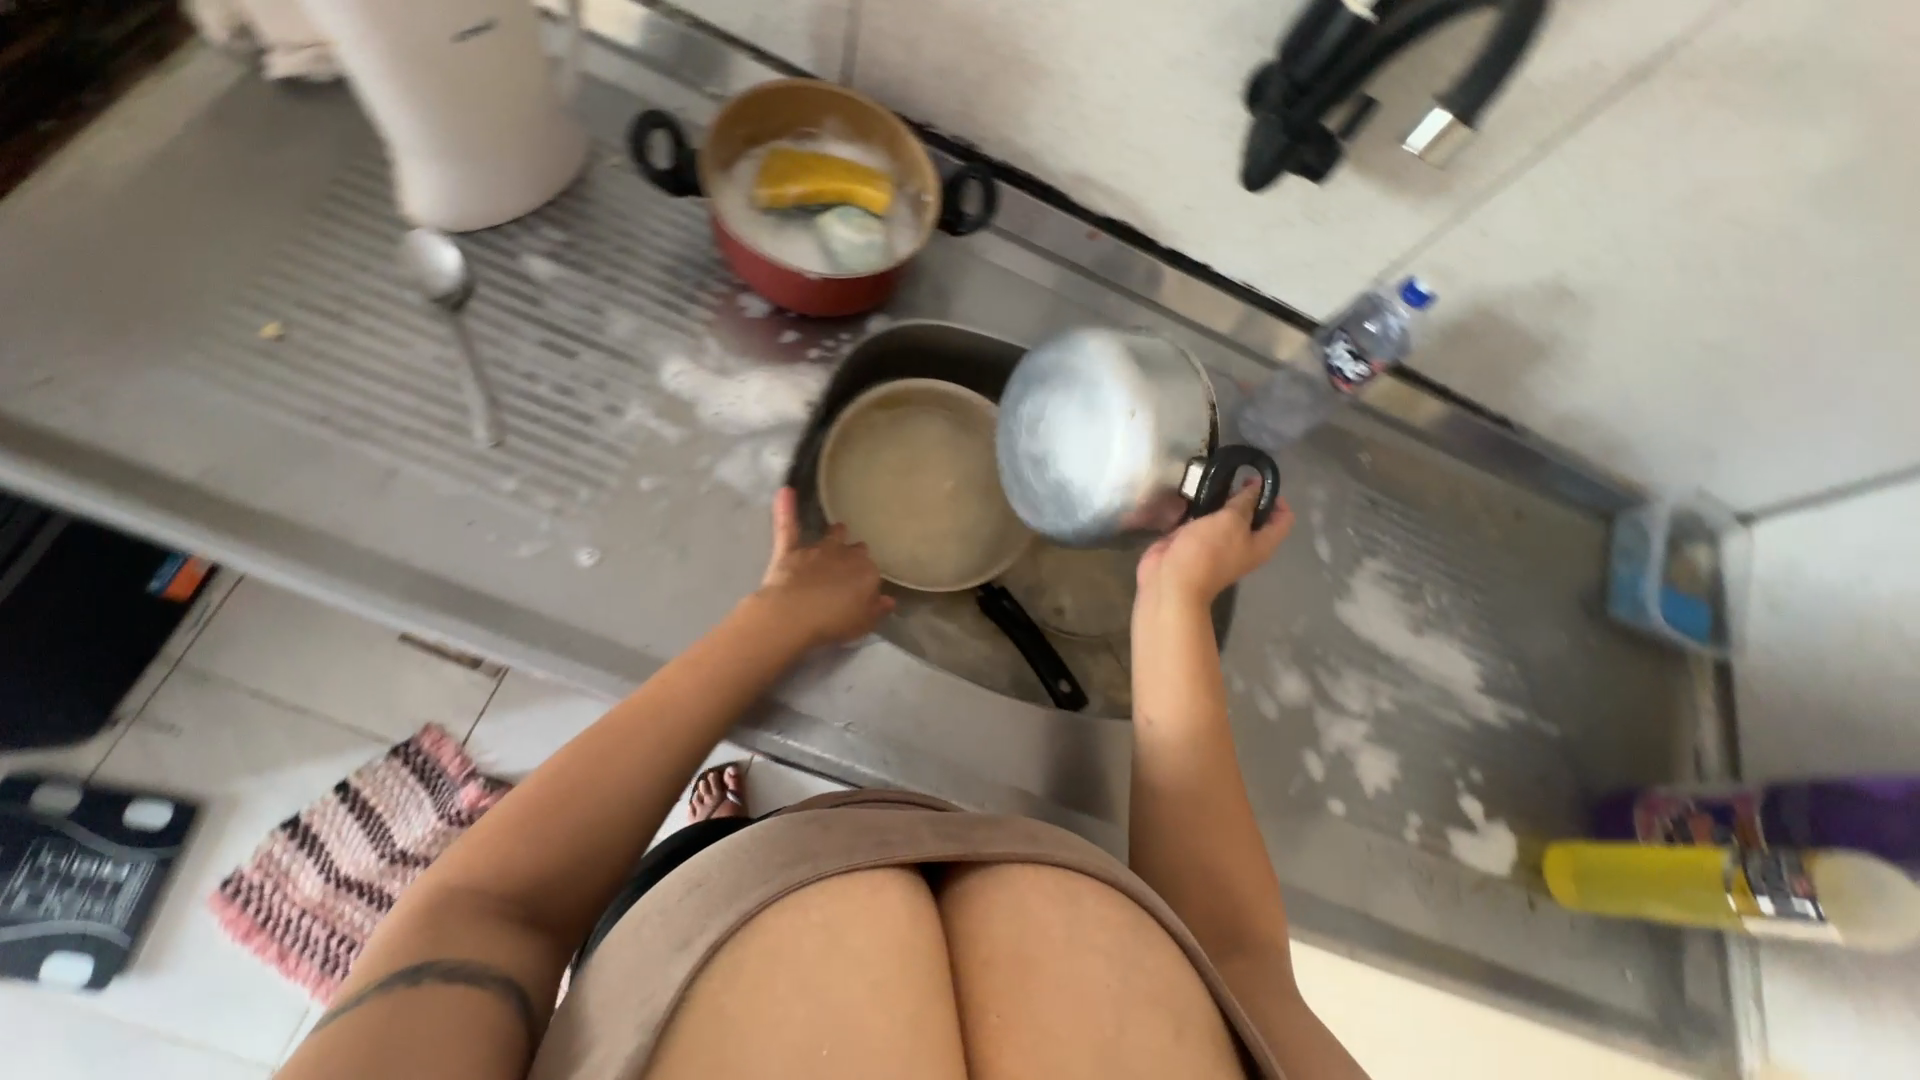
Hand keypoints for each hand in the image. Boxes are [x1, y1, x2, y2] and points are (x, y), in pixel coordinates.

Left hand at [751, 487, 895, 647]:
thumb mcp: (863, 623)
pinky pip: (788, 525)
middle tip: (849, 567)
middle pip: (855, 551)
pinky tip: (785, 491)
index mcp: (868, 573)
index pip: (872, 571)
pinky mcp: (790, 551)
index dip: (866, 580)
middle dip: (854, 556)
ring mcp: (817, 551)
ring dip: (836, 534)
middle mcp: (845, 556)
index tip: (862, 589)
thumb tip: (889, 599)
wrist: (794, 615)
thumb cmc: (833, 624)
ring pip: (832, 536)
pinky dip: (785, 508)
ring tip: (839, 529)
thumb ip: (877, 609)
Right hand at [1136, 486, 1292, 607]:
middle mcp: (1245, 545)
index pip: (1284, 518)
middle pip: (1255, 516)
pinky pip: (1205, 522)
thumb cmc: (1209, 551)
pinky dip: (1202, 509)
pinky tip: (1195, 495)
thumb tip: (1255, 488)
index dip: (1277, 498)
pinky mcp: (1197, 543)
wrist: (1173, 581)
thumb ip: (1245, 501)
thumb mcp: (1231, 521)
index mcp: (1262, 544)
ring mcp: (1220, 545)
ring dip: (1222, 501)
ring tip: (1213, 483)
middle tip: (1233, 480)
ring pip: (1228, 517)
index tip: (1259, 482)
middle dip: (1247, 496)